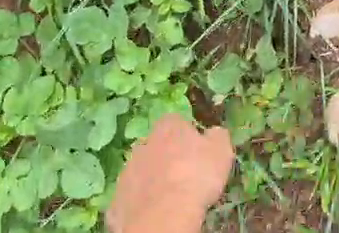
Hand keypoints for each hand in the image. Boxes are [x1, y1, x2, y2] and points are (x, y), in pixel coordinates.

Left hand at [107, 115, 234, 232]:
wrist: (164, 217)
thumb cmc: (196, 176)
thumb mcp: (221, 150)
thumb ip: (216, 135)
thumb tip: (212, 133)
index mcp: (168, 128)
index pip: (174, 121)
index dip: (185, 133)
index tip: (195, 147)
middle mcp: (143, 145)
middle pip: (154, 145)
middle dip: (165, 155)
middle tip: (182, 171)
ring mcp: (126, 173)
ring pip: (140, 170)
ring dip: (151, 178)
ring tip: (168, 194)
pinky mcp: (116, 201)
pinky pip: (130, 197)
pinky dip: (140, 201)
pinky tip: (154, 210)